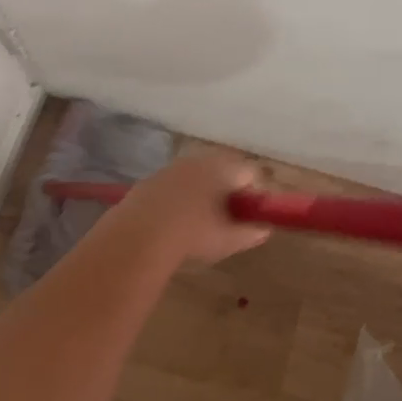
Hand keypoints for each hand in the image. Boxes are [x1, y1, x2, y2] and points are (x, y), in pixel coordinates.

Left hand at [99, 151, 270, 264]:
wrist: (136, 237)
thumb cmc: (192, 235)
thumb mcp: (229, 240)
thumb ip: (252, 232)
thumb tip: (265, 228)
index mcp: (222, 169)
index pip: (251, 172)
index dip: (255, 195)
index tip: (251, 217)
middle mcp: (198, 160)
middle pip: (224, 170)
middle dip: (229, 192)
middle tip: (227, 221)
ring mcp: (171, 168)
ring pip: (197, 176)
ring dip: (203, 194)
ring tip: (199, 224)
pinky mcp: (149, 180)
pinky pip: (174, 185)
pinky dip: (179, 199)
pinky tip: (173, 223)